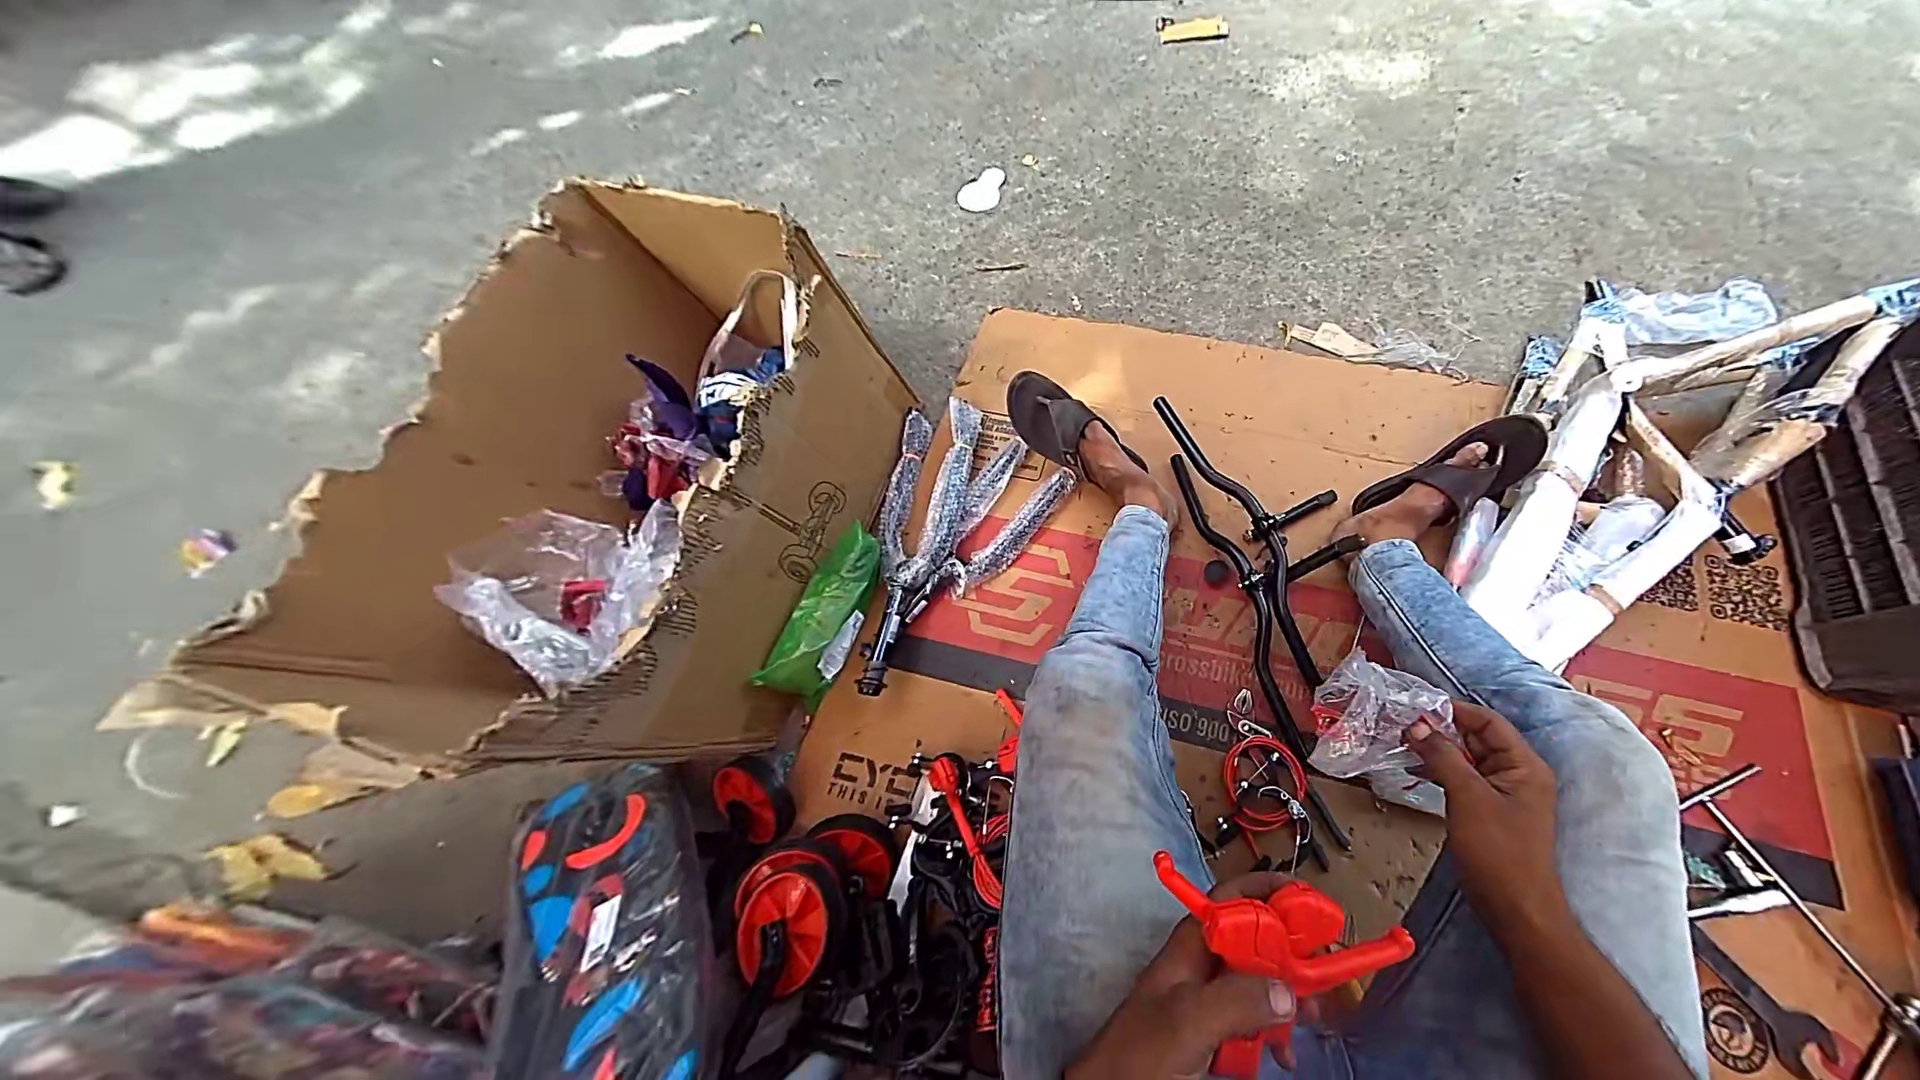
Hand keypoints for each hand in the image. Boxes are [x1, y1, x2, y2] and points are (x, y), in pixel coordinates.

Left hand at [1067, 873, 1299, 1079]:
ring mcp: (1210, 994)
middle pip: (1256, 940)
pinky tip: (1283, 1054)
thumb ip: (1235, 1000)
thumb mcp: (1189, 1020)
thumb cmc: (1144, 1049)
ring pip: (1261, 981)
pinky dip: (1275, 1031)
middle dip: (1292, 956)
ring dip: (1288, 999)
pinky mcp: (1216, 1027)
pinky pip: (1255, 1017)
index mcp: (1194, 942)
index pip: (1233, 899)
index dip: (1270, 894)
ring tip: (1309, 1023)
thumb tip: (1288, 991)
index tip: (1313, 905)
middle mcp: (1204, 960)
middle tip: (1325, 982)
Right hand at [1405, 702, 1563, 927]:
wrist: (1514, 907)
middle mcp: (1515, 773)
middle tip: (1398, 722)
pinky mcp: (1485, 807)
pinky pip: (1459, 775)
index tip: (1414, 707)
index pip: (1488, 722)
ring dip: (1433, 747)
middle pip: (1474, 737)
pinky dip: (1436, 767)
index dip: (1453, 711)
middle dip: (1438, 728)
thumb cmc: (1498, 850)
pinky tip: (1411, 766)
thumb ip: (1442, 756)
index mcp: (1524, 766)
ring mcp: (1500, 791)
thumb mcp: (1468, 796)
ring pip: (1464, 756)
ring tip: (1398, 741)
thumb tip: (1416, 724)